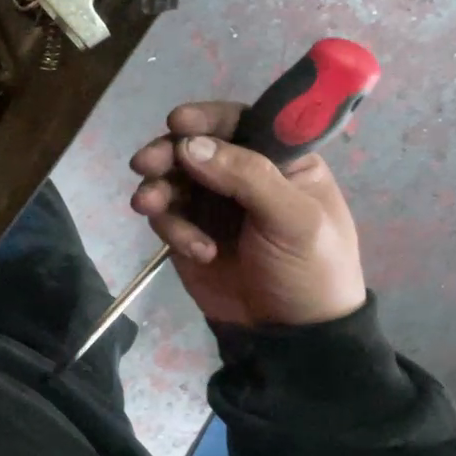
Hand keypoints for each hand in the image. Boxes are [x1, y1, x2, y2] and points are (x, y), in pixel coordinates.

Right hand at [128, 102, 365, 326]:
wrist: (290, 337)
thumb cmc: (311, 271)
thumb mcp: (295, 221)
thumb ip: (247, 176)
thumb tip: (188, 145)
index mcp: (280, 162)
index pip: (240, 121)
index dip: (207, 117)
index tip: (177, 122)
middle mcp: (240, 174)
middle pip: (191, 146)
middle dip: (165, 153)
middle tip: (144, 164)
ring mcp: (210, 202)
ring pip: (170, 177)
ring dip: (157, 189)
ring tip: (150, 208)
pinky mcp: (187, 229)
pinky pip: (164, 214)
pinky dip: (171, 228)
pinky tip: (196, 251)